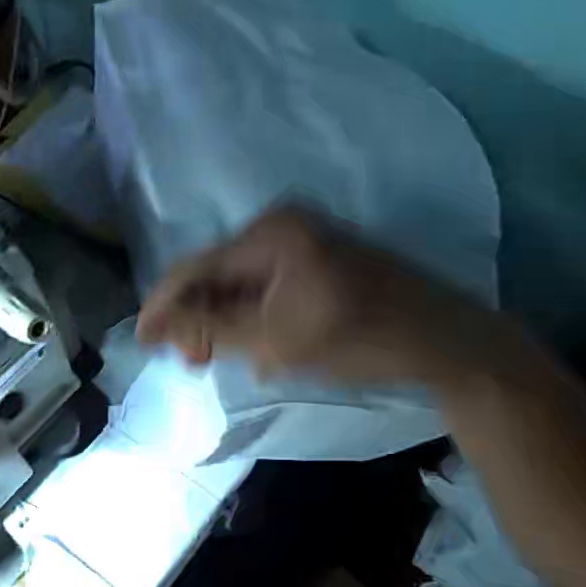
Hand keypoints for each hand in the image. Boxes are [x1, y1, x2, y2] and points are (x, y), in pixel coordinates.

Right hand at [137, 205, 504, 385]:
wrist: (443, 339)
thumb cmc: (360, 338)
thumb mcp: (277, 338)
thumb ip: (210, 328)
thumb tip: (153, 325)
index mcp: (271, 232)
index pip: (196, 266)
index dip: (163, 306)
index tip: (141, 342)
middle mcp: (283, 224)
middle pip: (217, 272)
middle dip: (198, 318)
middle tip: (190, 362)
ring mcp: (305, 239)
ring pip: (242, 282)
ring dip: (226, 322)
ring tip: (218, 359)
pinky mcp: (320, 259)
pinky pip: (268, 286)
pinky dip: (255, 318)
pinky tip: (256, 347)